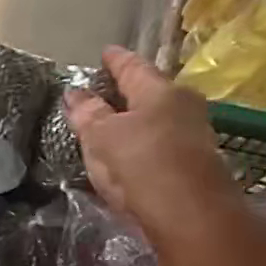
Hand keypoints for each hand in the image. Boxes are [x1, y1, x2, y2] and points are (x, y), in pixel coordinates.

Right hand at [65, 47, 238, 237]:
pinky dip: (141, 144)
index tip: (105, 52)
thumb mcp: (102, 137)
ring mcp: (191, 136)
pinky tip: (128, 155)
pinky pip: (158, 145)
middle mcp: (183, 106)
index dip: (116, 60)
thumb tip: (73, 93)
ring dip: (135, 121)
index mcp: (161, 91)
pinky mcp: (191, 165)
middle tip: (105, 90)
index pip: (133, 67)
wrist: (188, 214)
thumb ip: (87, 114)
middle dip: (127, 92)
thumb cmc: (142, 164)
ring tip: (111, 125)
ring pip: (157, 119)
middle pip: (150, 92)